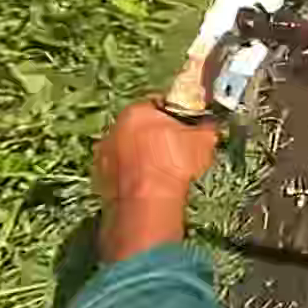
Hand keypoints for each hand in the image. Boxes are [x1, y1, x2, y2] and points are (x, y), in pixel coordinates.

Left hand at [94, 100, 217, 260]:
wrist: (147, 204)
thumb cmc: (176, 163)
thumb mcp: (204, 139)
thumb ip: (205, 125)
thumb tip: (210, 122)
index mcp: (136, 112)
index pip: (159, 103)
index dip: (177, 113)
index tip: (189, 124)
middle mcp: (113, 129)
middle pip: (141, 125)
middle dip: (157, 133)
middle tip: (180, 144)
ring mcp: (102, 155)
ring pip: (129, 147)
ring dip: (144, 153)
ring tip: (168, 167)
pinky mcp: (98, 178)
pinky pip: (122, 168)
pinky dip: (135, 172)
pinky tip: (153, 181)